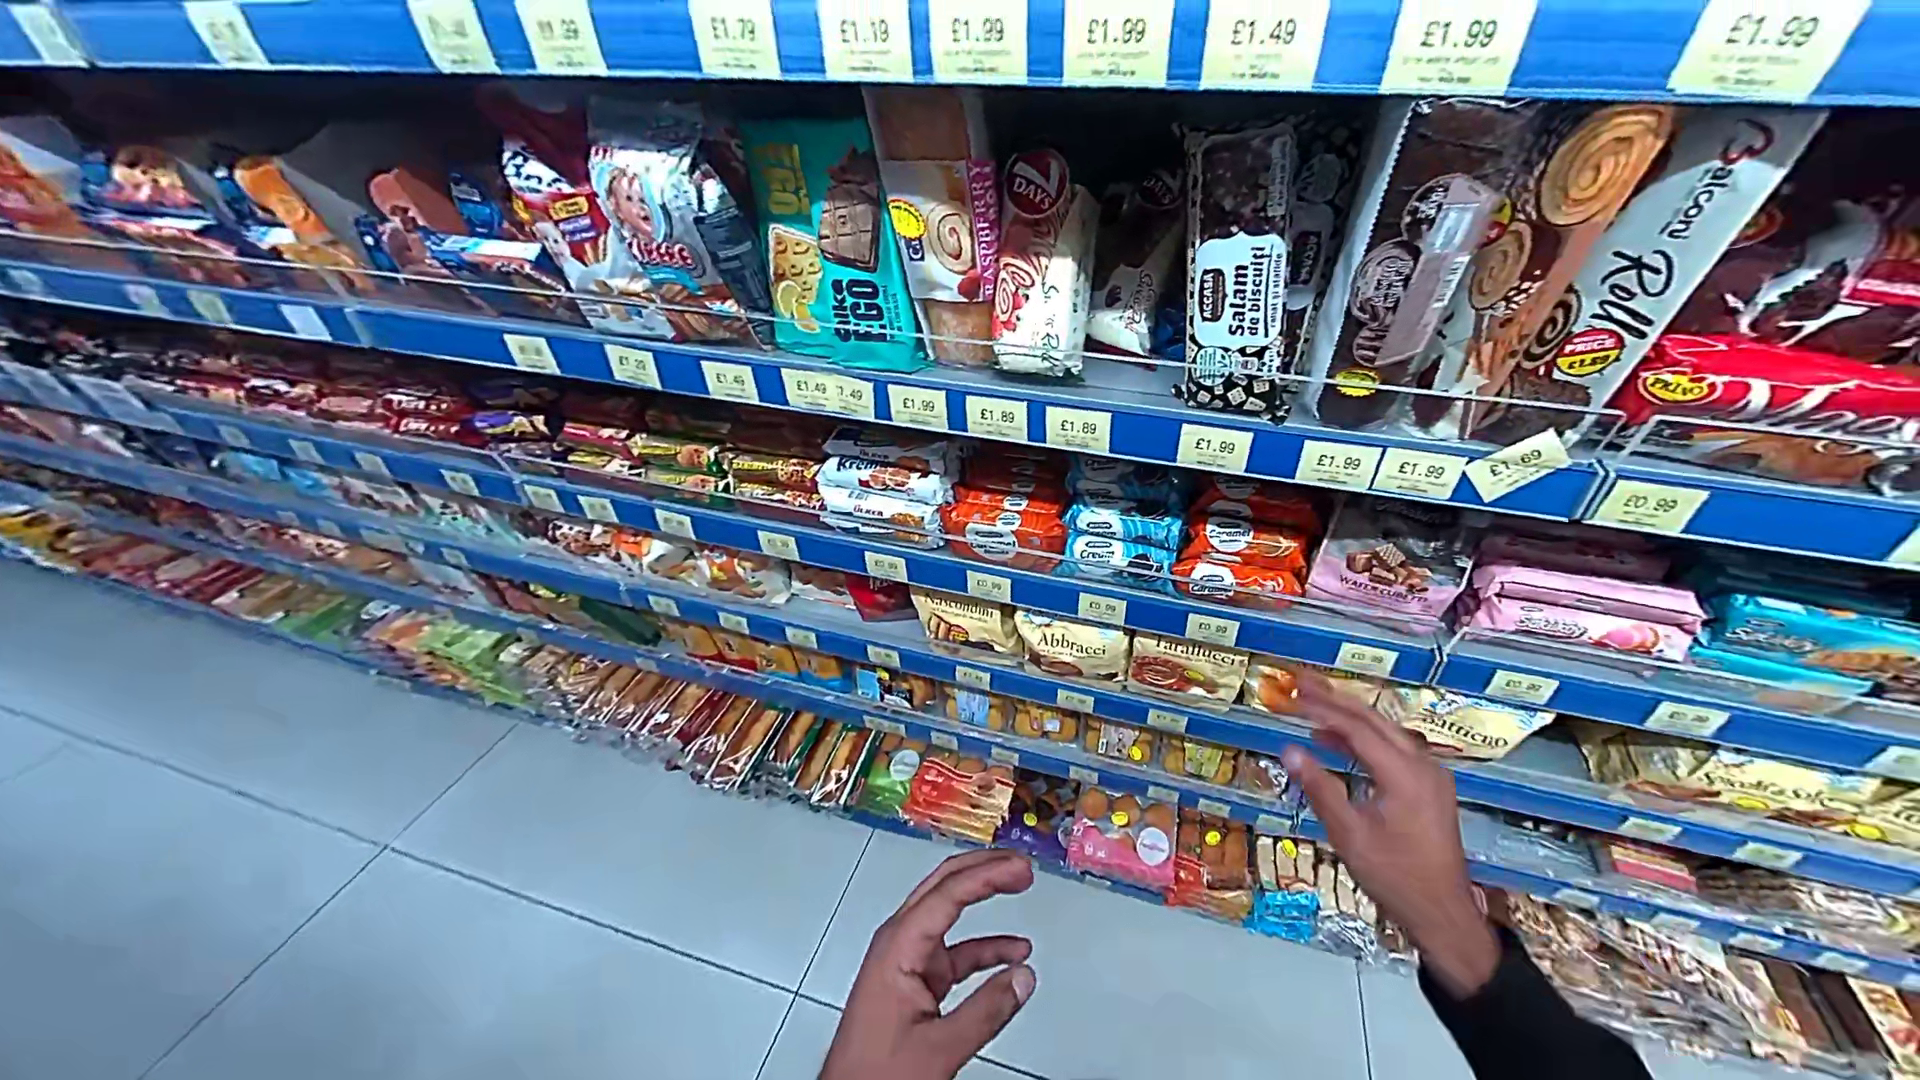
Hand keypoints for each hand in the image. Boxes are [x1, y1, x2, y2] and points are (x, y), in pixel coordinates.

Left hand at [822, 849, 1037, 1079]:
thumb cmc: (873, 1074)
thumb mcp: (937, 1049)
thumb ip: (985, 1011)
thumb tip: (1023, 977)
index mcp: (899, 944)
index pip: (949, 892)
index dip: (988, 874)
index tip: (1019, 868)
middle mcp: (902, 940)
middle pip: (946, 884)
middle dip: (985, 868)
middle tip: (1020, 864)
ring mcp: (909, 957)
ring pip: (951, 910)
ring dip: (986, 897)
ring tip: (1020, 886)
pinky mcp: (917, 977)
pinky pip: (957, 950)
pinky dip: (987, 946)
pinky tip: (1013, 951)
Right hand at [1281, 673, 1498, 998]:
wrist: (1443, 915)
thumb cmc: (1394, 876)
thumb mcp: (1349, 833)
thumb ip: (1319, 787)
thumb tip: (1288, 750)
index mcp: (1405, 774)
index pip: (1356, 727)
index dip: (1320, 709)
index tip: (1289, 698)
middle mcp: (1422, 766)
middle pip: (1372, 719)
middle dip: (1333, 699)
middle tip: (1299, 684)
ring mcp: (1429, 776)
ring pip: (1382, 730)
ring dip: (1345, 716)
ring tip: (1308, 705)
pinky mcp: (1427, 787)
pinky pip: (1389, 747)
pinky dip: (1358, 737)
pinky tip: (1332, 740)